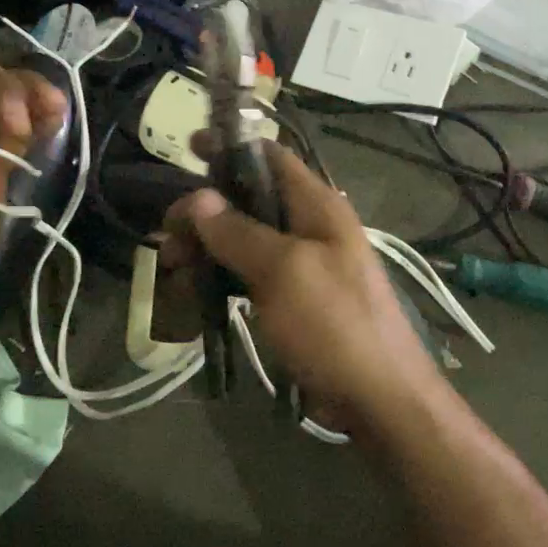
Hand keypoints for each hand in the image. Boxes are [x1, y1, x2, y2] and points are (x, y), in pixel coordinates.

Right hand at [164, 144, 449, 432]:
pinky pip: (251, 277)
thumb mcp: (283, 272)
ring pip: (245, 241)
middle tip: (167, 238)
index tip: (187, 150)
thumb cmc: (335, 324)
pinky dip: (222, 281)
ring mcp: (304, 265)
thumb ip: (239, 232)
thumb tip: (198, 197)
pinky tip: (194, 299)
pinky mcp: (296, 301)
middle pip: (249, 201)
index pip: (270, 156)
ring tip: (173, 272)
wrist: (380, 398)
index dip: (229, 148)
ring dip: (207, 250)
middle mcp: (311, 226)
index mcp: (317, 205)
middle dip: (205, 213)